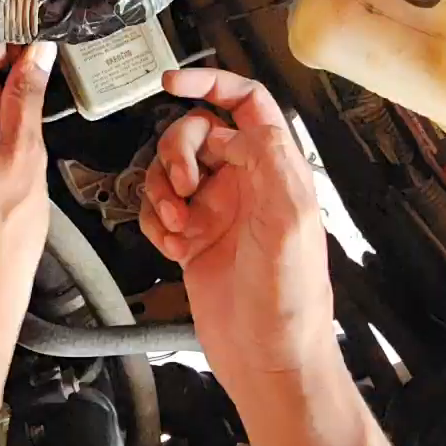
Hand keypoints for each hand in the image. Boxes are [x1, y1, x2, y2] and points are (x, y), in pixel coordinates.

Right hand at [139, 68, 337, 395]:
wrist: (267, 363)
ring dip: (160, 191)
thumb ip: (271, 161)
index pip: (245, 103)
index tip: (173, 82)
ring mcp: (217, 209)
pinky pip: (157, 207)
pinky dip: (155, 221)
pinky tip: (172, 246)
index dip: (210, 83)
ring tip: (176, 225)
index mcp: (274, 170)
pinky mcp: (193, 236)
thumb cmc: (290, 302)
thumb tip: (249, 120)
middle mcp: (244, 183)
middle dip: (176, 153)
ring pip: (169, 168)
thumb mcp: (289, 223)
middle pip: (194, 134)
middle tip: (182, 188)